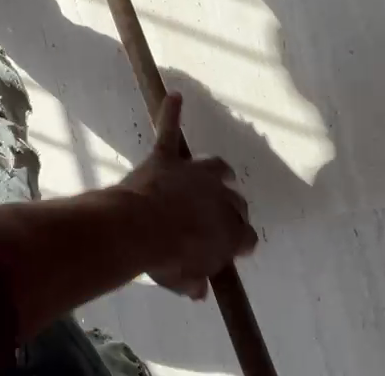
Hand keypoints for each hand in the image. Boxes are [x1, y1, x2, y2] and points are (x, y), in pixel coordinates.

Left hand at [116, 92, 257, 299]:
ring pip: (216, 167)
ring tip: (217, 173)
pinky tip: (174, 95)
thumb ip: (193, 282)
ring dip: (217, 171)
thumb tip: (198, 290)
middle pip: (235, 203)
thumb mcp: (182, 281)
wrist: (138, 228)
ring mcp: (193, 174)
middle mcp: (220, 198)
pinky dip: (171, 111)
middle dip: (229, 210)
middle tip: (213, 218)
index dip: (236, 242)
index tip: (227, 246)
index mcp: (231, 232)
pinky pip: (169, 129)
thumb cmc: (164, 259)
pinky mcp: (166, 157)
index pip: (246, 238)